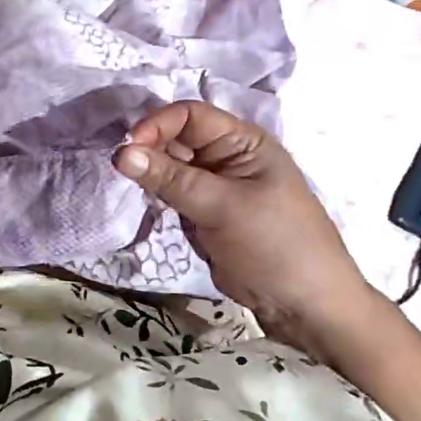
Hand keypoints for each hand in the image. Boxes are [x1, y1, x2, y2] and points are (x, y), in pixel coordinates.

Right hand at [113, 101, 375, 341]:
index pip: (190, 116)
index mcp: (244, 143)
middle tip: (119, 170)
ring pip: (169, 167)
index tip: (127, 148)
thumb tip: (120, 153)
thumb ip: (170, 179)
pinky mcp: (202, 212)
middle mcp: (227, 157)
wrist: (301, 304)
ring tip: (127, 186)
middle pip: (175, 138)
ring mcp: (214, 186)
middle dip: (147, 149)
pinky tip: (141, 201)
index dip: (156, 125)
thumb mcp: (222, 207)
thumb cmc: (274, 245)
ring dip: (148, 173)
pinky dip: (154, 194)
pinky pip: (170, 192)